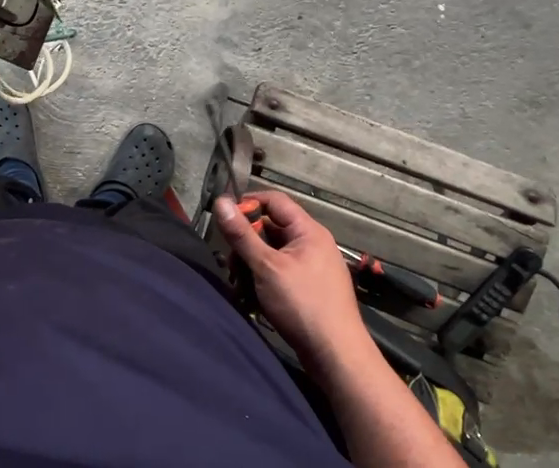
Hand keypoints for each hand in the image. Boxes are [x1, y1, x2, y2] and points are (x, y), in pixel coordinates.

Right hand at [214, 191, 374, 381]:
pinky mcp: (310, 289)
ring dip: (252, 265)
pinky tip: (252, 298)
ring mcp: (313, 268)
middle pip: (271, 228)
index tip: (226, 220)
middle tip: (231, 263)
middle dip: (246, 243)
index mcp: (309, 231)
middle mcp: (313, 244)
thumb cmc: (302, 304)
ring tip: (240, 285)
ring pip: (273, 254)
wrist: (338, 357)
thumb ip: (242, 234)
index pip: (274, 201)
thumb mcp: (266, 267)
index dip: (248, 204)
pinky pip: (280, 273)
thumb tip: (221, 201)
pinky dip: (264, 280)